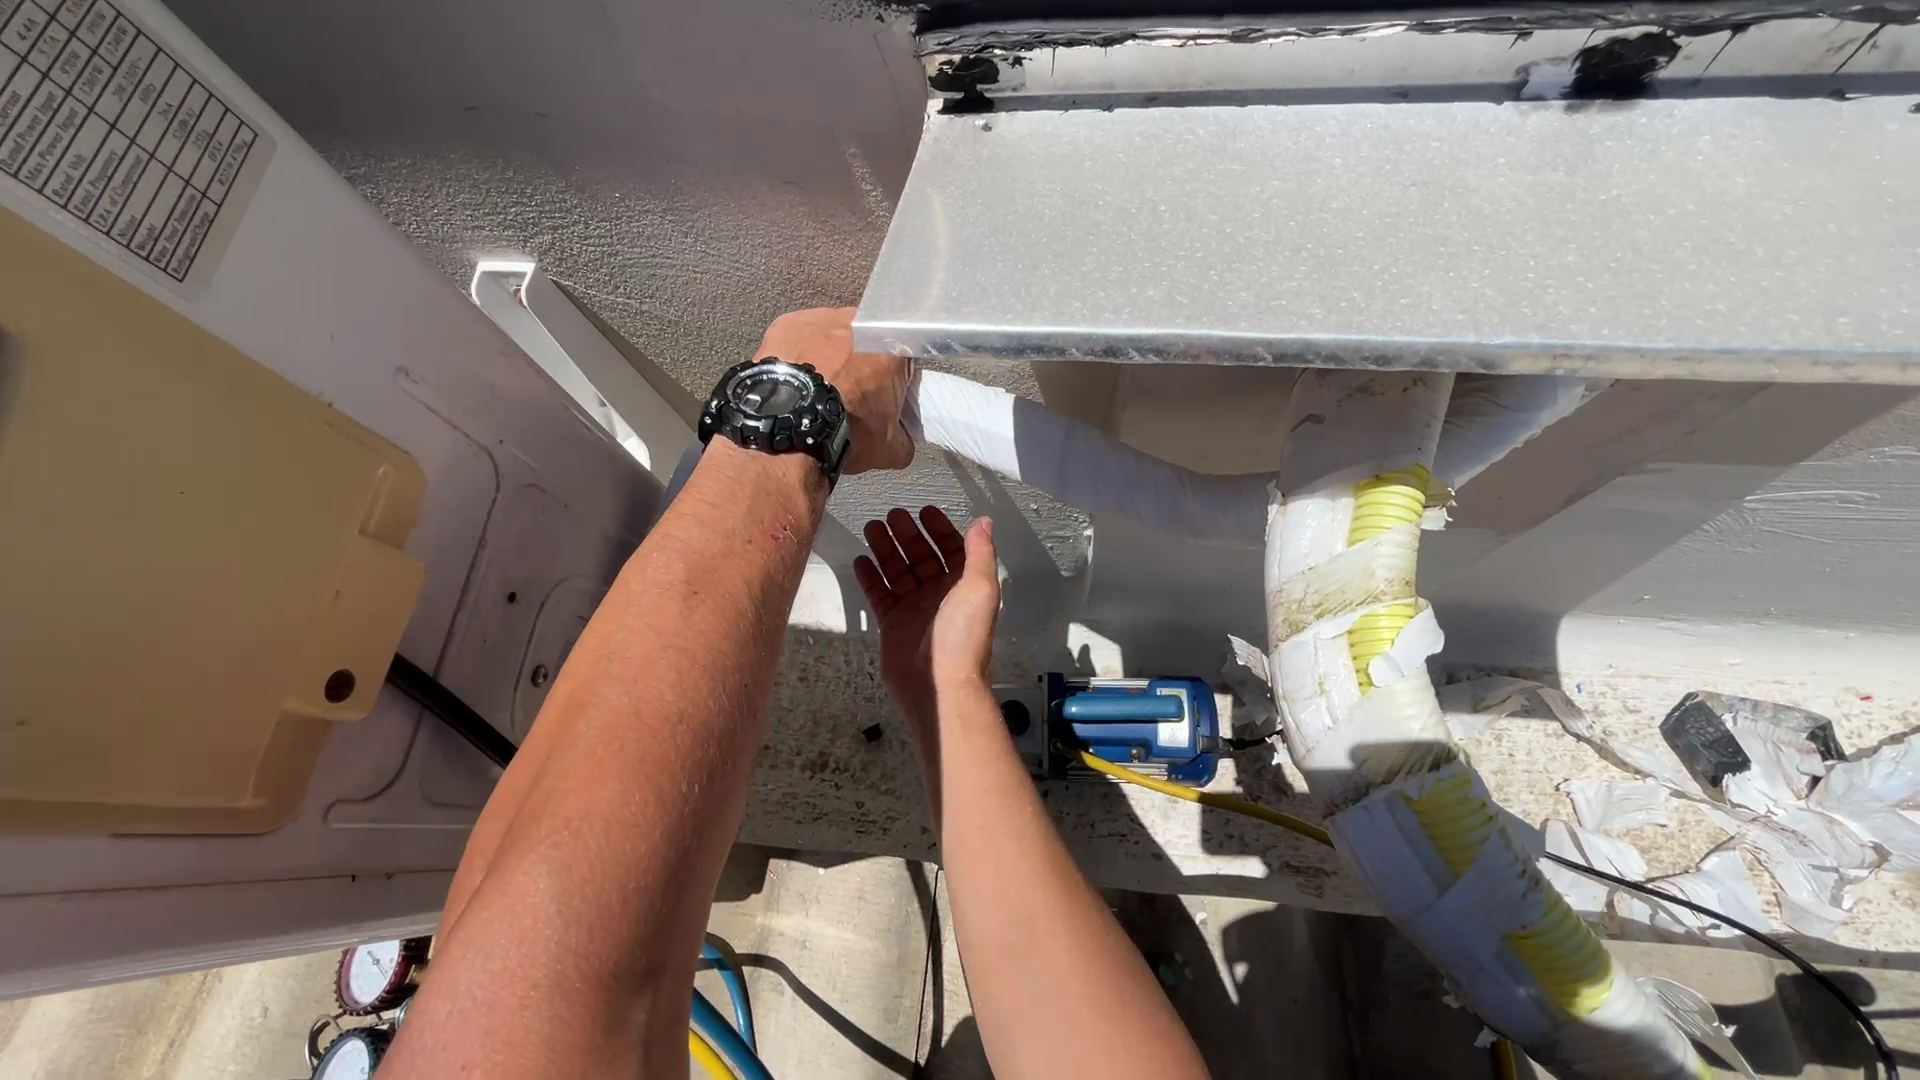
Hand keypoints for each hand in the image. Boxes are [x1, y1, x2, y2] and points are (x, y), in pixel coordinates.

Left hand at [755, 307, 912, 473]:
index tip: (885, 398)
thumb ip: (904, 439)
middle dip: (862, 364)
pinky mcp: (788, 323)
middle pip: (868, 342)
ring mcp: (822, 319)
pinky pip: (800, 338)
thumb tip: (901, 440)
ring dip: (830, 357)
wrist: (792, 426)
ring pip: (832, 338)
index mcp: (895, 348)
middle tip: (852, 396)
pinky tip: (797, 381)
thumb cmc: (844, 431)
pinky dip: (799, 355)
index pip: (905, 360)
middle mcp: (861, 324)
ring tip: (820, 391)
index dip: (895, 380)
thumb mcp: (890, 449)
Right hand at [854, 507, 999, 722]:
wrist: (939, 684)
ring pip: (898, 571)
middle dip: (908, 535)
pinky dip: (871, 577)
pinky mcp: (892, 624)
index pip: (952, 549)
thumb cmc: (963, 635)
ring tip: (871, 527)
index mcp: (964, 585)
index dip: (940, 529)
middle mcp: (940, 594)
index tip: (923, 510)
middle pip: (922, 556)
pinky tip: (860, 559)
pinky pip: (880, 594)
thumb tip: (983, 520)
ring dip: (886, 549)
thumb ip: (980, 552)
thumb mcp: (980, 588)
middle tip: (890, 515)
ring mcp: (915, 609)